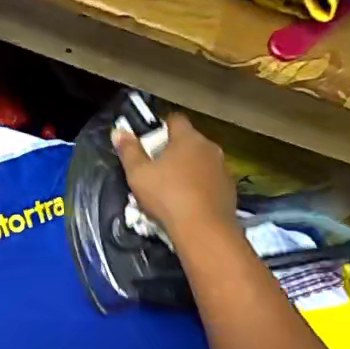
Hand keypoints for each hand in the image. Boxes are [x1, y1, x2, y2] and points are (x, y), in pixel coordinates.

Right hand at [112, 113, 237, 244]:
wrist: (203, 228)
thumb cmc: (167, 196)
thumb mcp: (138, 174)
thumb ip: (129, 151)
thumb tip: (119, 132)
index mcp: (187, 138)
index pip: (175, 120)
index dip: (162, 127)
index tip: (150, 141)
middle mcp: (209, 147)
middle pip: (189, 141)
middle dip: (175, 151)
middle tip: (157, 169)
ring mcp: (223, 168)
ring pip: (202, 162)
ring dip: (189, 170)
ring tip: (173, 189)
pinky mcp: (230, 189)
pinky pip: (211, 182)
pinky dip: (201, 187)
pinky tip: (189, 204)